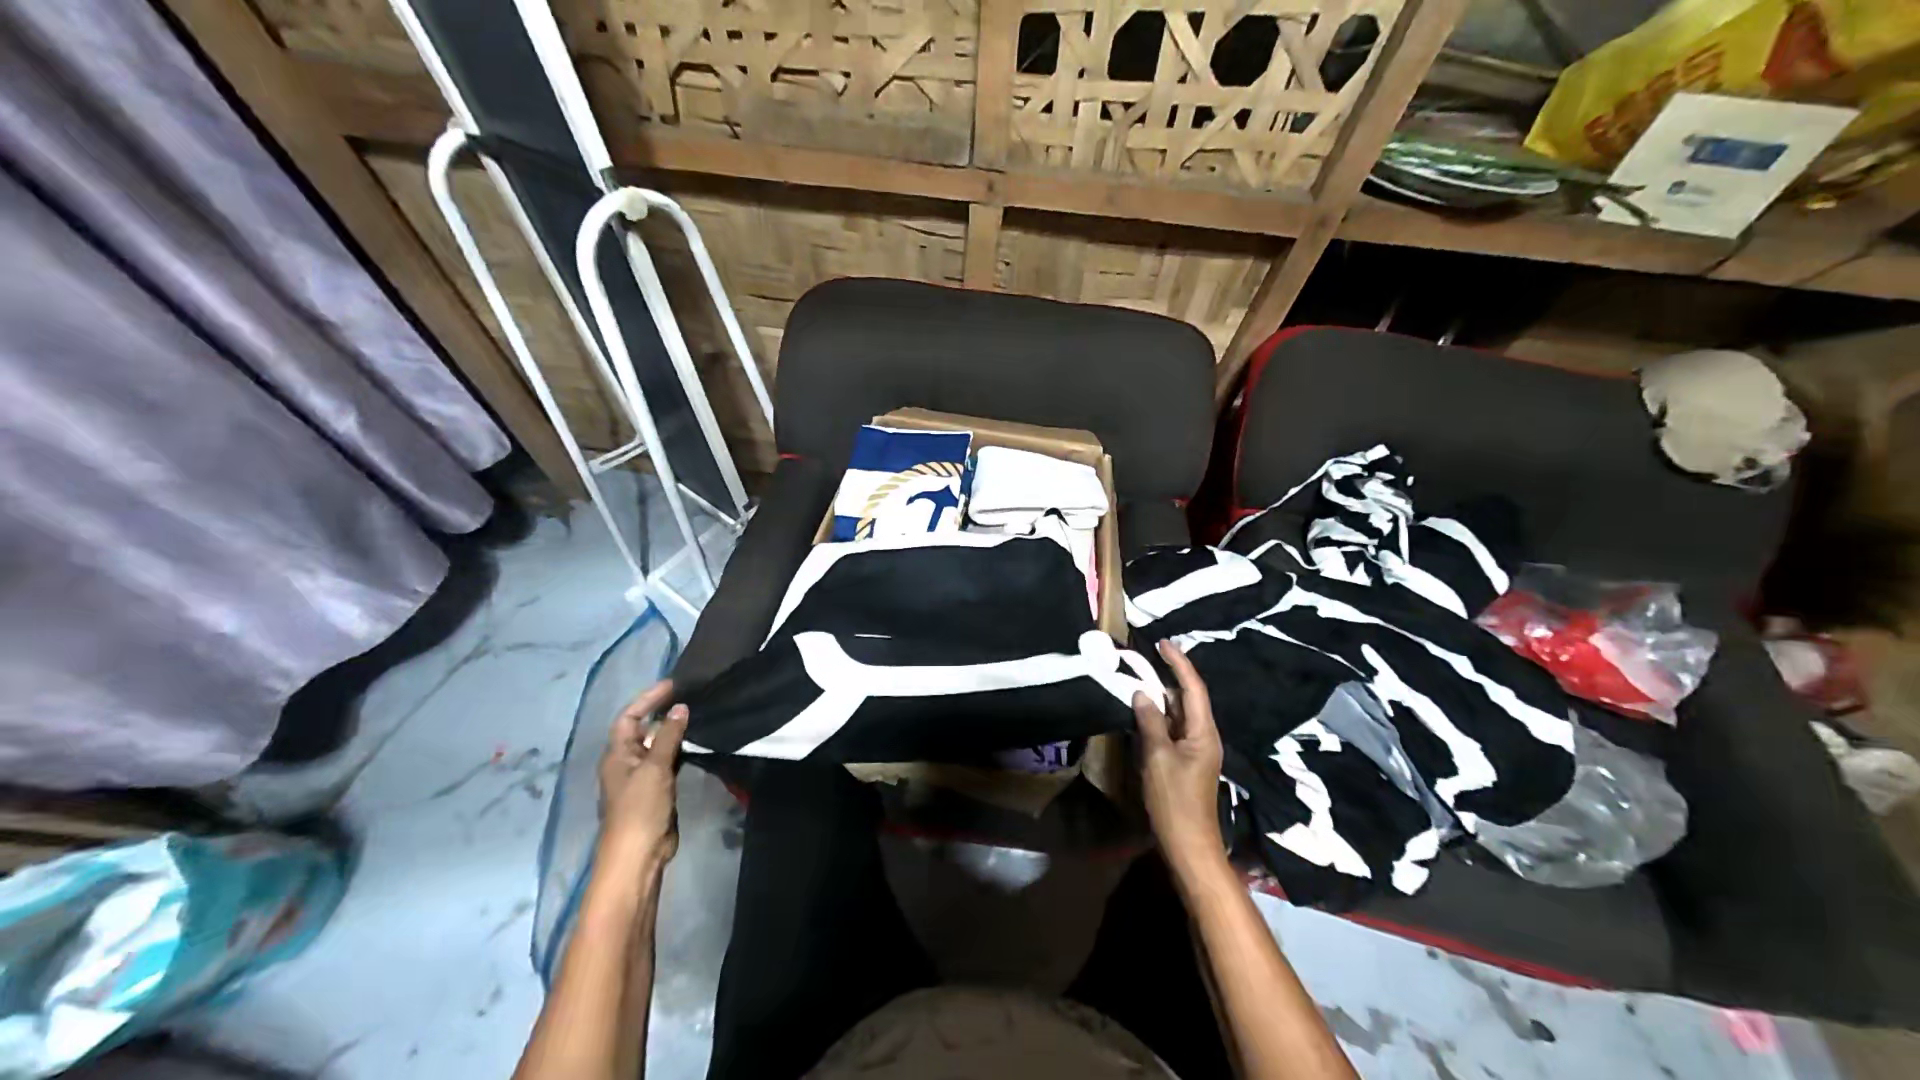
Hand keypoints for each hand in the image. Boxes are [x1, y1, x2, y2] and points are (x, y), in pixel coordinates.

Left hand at [597, 679, 687, 870]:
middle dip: (662, 712)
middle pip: (642, 729)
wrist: (639, 853)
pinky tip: (697, 742)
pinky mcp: (658, 790)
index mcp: (617, 755)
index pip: (629, 717)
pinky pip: (668, 761)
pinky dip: (680, 750)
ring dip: (673, 731)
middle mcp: (627, 762)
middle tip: (689, 696)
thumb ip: (668, 736)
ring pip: (658, 746)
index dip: (648, 699)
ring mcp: (642, 777)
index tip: (672, 685)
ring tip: (698, 713)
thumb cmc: (640, 808)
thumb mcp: (655, 768)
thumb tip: (680, 707)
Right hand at [1133, 640, 1225, 871]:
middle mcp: (1205, 736)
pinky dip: (1161, 715)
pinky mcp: (1186, 761)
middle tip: (1147, 656)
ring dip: (1164, 694)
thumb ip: (1151, 722)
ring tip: (1142, 676)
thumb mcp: (1158, 758)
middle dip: (1171, 675)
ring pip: (1181, 713)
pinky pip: (1174, 728)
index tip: (1162, 643)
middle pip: (1190, 698)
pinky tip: (1145, 710)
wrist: (1189, 844)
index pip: (1193, 688)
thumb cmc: (1174, 800)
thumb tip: (1143, 693)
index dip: (1179, 663)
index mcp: (1204, 732)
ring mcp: (1197, 750)